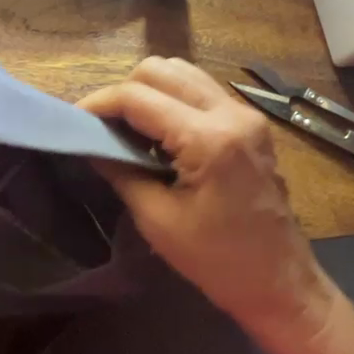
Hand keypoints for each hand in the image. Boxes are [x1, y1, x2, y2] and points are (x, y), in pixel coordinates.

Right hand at [79, 57, 336, 341]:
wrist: (280, 283)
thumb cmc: (216, 260)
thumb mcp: (156, 219)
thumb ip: (120, 170)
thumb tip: (89, 142)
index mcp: (208, 139)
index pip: (137, 97)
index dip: (98, 104)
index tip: (73, 121)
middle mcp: (230, 113)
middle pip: (159, 70)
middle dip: (122, 92)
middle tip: (102, 126)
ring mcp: (245, 114)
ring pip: (180, 72)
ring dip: (148, 91)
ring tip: (129, 127)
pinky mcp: (249, 123)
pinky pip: (199, 89)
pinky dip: (171, 98)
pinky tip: (158, 132)